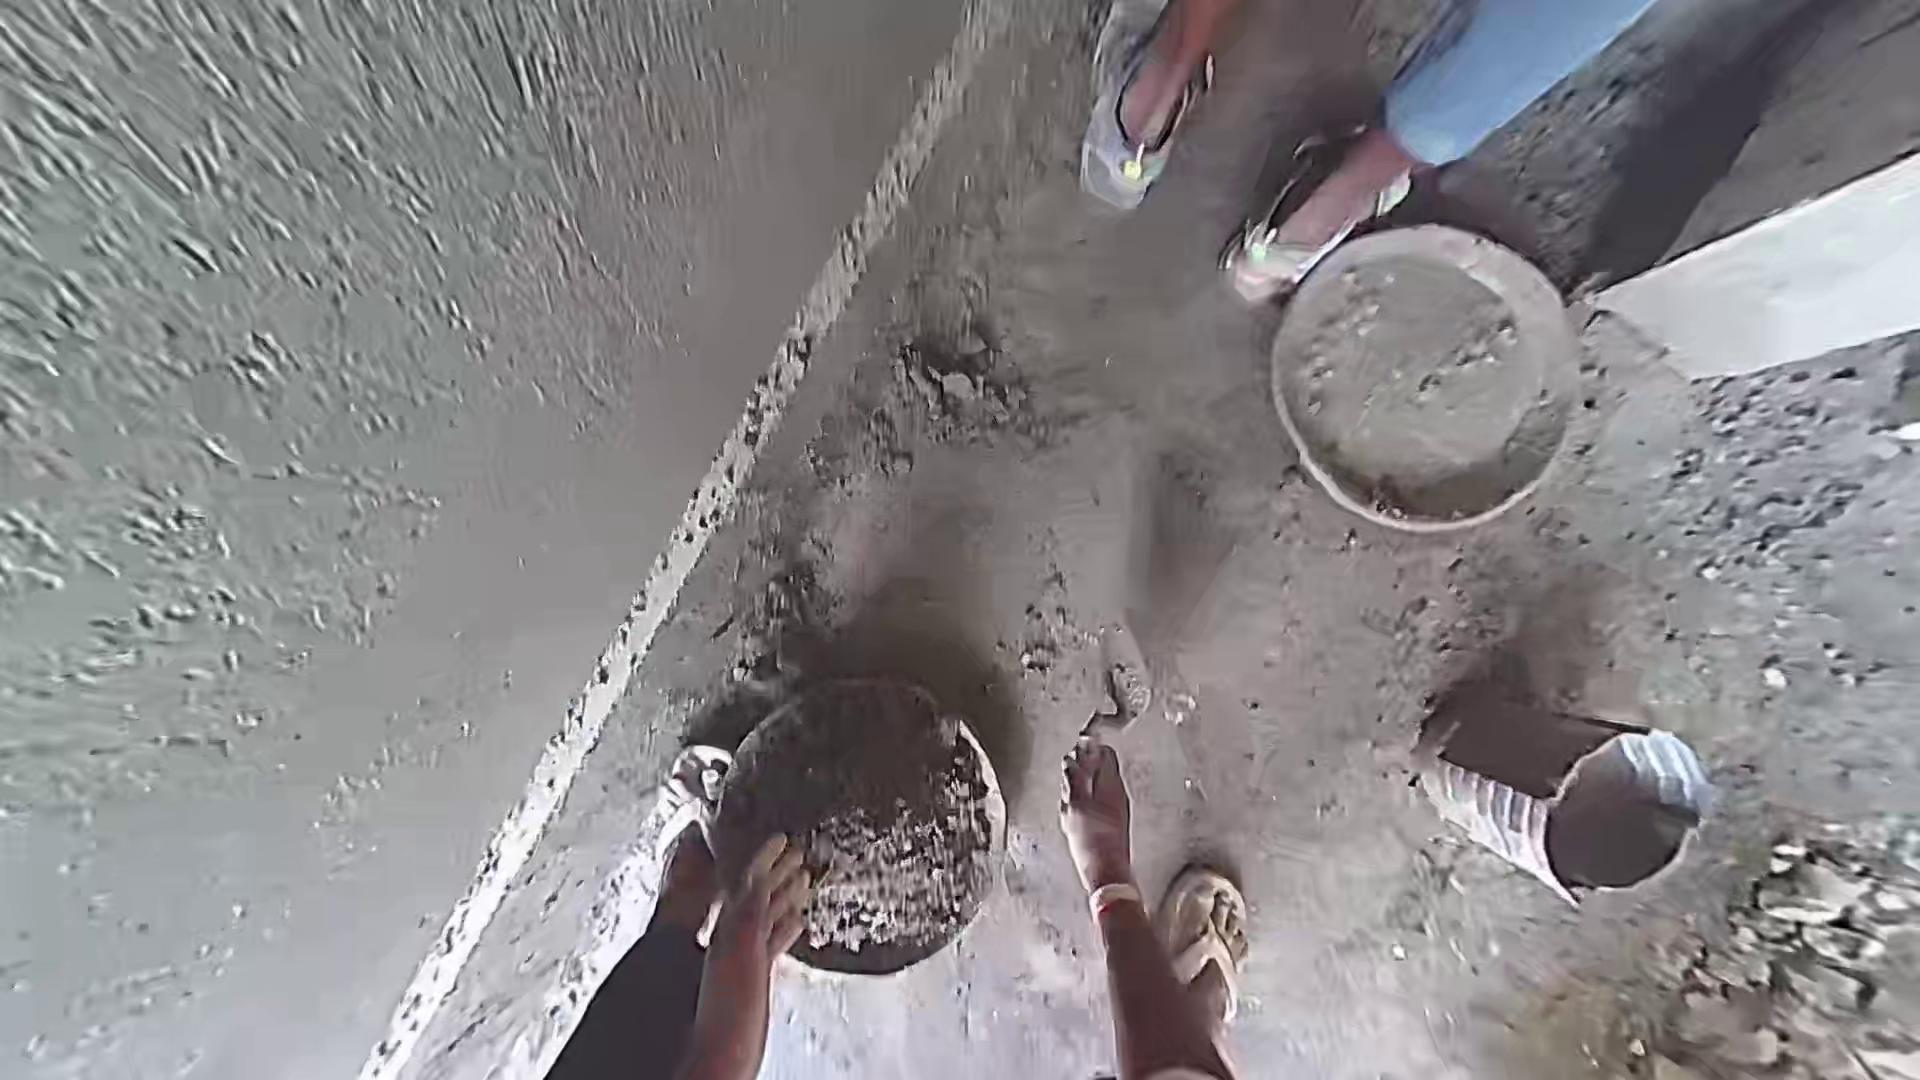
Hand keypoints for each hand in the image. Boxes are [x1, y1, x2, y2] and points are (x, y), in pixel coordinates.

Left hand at [678, 835, 810, 1079]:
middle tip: (798, 853)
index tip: (780, 839)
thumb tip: (755, 875)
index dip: (765, 858)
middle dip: (778, 872)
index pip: (749, 882)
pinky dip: (786, 925)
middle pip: (759, 895)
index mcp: (730, 928)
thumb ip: (747, 913)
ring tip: (804, 879)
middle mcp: (736, 937)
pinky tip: (798, 921)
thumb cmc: (727, 1010)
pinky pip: (774, 939)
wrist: (723, 1058)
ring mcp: (746, 956)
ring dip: (785, 895)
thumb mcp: (740, 952)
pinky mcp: (756, 974)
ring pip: (769, 915)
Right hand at [1060, 738, 1134, 893]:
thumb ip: (1075, 777)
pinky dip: (1084, 803)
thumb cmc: (1092, 841)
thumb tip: (1074, 756)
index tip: (1074, 752)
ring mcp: (1117, 807)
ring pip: (1097, 784)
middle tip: (1068, 780)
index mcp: (1112, 784)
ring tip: (1070, 800)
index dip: (1087, 748)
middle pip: (1100, 767)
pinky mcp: (1112, 822)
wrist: (1106, 873)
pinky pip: (1097, 801)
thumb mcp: (1076, 804)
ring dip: (1081, 787)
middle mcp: (1118, 793)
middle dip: (1081, 769)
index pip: (1104, 752)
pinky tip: (1075, 815)